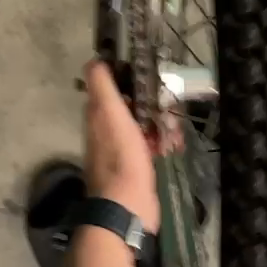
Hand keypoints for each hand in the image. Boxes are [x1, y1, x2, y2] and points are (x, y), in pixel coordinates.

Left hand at [81, 60, 159, 233]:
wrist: (128, 207)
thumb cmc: (120, 157)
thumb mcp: (109, 114)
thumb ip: (102, 86)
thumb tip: (94, 59)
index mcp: (98, 114)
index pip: (114, 85)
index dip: (132, 78)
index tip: (151, 76)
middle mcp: (107, 127)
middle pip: (133, 104)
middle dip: (154, 104)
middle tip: (168, 109)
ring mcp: (122, 146)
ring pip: (145, 123)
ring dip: (162, 124)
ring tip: (173, 133)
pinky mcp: (137, 163)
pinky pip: (152, 143)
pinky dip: (163, 141)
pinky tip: (172, 146)